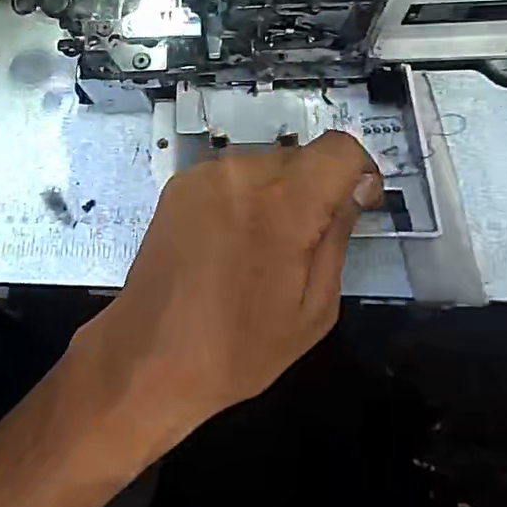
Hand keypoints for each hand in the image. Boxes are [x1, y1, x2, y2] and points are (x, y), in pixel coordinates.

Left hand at [68, 131, 382, 433]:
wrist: (147, 358)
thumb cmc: (239, 347)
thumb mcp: (315, 308)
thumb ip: (339, 236)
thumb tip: (357, 189)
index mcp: (282, 205)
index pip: (340, 149)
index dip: (359, 170)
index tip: (358, 203)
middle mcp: (241, 174)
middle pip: (304, 157)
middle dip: (317, 190)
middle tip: (305, 244)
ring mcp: (205, 175)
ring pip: (269, 164)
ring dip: (280, 194)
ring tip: (261, 250)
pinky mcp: (180, 184)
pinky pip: (234, 176)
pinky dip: (245, 198)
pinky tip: (231, 243)